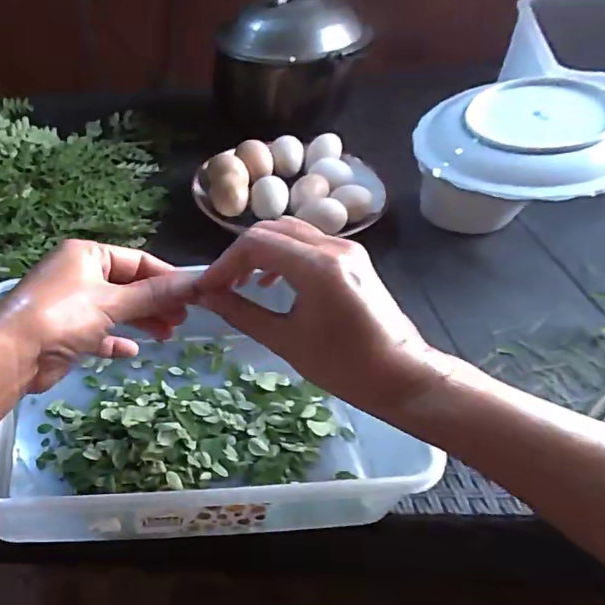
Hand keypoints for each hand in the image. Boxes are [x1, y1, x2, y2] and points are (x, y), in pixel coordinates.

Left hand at [0, 240, 196, 392]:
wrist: (14, 353)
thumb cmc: (63, 315)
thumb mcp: (113, 302)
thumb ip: (154, 295)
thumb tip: (197, 282)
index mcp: (87, 255)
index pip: (136, 260)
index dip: (166, 277)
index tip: (193, 294)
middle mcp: (77, 275)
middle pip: (127, 286)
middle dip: (155, 302)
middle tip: (183, 319)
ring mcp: (70, 305)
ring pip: (114, 310)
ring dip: (140, 321)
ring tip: (168, 335)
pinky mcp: (65, 334)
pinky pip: (97, 334)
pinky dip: (115, 341)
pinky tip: (133, 351)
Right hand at [194, 218, 449, 418]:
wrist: (399, 373)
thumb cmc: (342, 365)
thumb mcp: (284, 340)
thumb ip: (241, 313)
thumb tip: (207, 298)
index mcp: (318, 268)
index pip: (256, 245)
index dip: (223, 264)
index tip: (204, 288)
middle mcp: (334, 248)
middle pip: (271, 230)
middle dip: (237, 255)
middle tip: (218, 286)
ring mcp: (346, 250)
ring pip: (288, 232)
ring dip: (257, 252)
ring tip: (238, 283)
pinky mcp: (351, 259)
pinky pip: (306, 243)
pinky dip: (279, 255)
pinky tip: (267, 282)